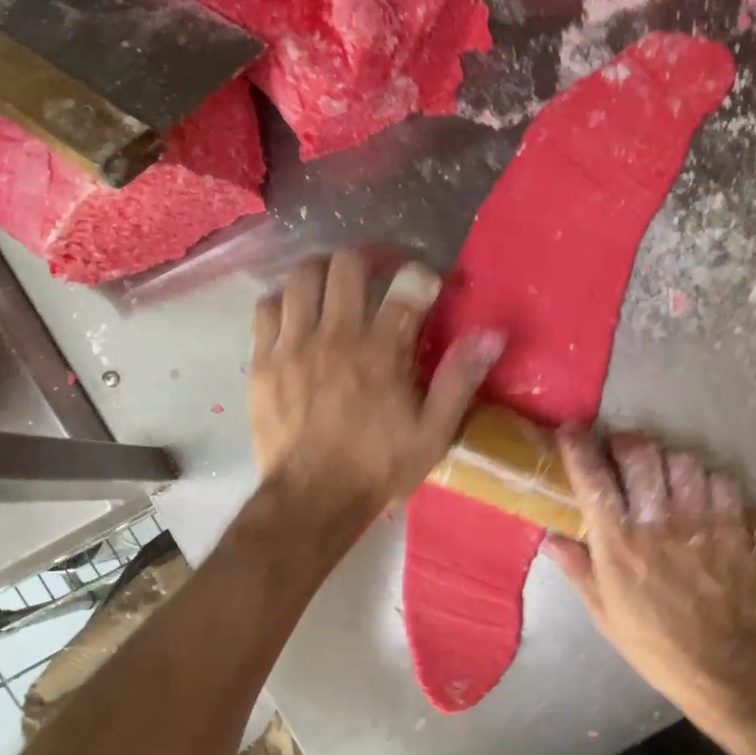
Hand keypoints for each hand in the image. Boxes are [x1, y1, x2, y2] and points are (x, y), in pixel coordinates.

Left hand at [249, 248, 502, 509]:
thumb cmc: (380, 467)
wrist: (314, 499)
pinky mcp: (263, 359)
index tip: (430, 283)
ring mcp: (293, 344)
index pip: (407, 284)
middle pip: (349, 264)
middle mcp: (336, 335)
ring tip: (340, 282)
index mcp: (382, 351)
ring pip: (303, 275)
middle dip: (373, 256)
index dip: (423, 273)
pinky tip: (300, 312)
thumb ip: (460, 379)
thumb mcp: (433, 432)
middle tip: (385, 270)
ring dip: (326, 268)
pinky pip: (267, 305)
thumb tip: (491, 333)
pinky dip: (287, 298)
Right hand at [544, 428, 755, 707]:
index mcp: (618, 544)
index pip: (592, 479)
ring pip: (682, 460)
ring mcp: (699, 521)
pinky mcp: (733, 527)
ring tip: (664, 475)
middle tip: (621, 451)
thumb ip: (577, 567)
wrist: (715, 662)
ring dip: (667, 461)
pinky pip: (720, 481)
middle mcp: (657, 523)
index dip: (578, 447)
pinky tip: (700, 494)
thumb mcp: (602, 611)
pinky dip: (707, 480)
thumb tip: (549, 536)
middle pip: (639, 454)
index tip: (571, 433)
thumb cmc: (650, 641)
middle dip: (624, 443)